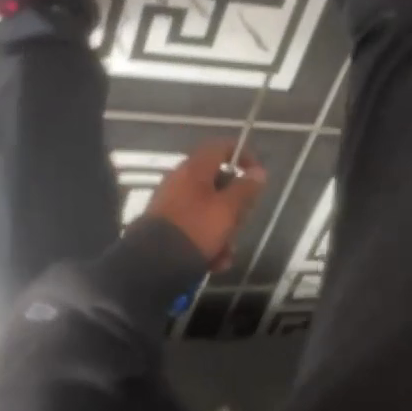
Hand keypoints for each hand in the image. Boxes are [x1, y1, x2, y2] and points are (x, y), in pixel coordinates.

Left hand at [141, 140, 267, 270]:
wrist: (152, 263)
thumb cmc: (195, 229)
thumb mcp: (227, 210)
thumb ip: (245, 189)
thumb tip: (259, 171)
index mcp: (194, 168)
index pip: (222, 147)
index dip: (243, 157)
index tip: (257, 175)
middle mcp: (180, 180)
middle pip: (217, 184)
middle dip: (234, 208)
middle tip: (241, 223)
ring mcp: (170, 203)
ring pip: (208, 210)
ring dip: (222, 232)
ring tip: (225, 254)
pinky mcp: (165, 225)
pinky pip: (194, 226)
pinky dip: (206, 242)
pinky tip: (213, 262)